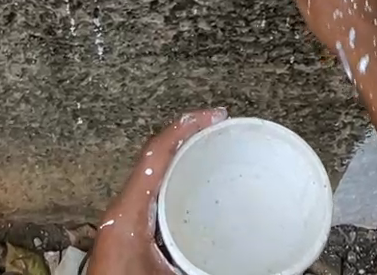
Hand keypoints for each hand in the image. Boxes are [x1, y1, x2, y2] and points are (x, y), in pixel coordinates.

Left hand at [86, 108, 227, 274]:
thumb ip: (205, 261)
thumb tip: (255, 261)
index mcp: (126, 214)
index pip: (157, 152)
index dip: (187, 125)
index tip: (215, 115)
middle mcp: (121, 211)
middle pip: (155, 157)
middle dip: (188, 136)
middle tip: (218, 127)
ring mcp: (122, 223)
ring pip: (152, 175)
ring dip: (180, 159)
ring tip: (210, 149)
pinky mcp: (126, 237)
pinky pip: (152, 196)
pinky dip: (174, 183)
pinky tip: (194, 193)